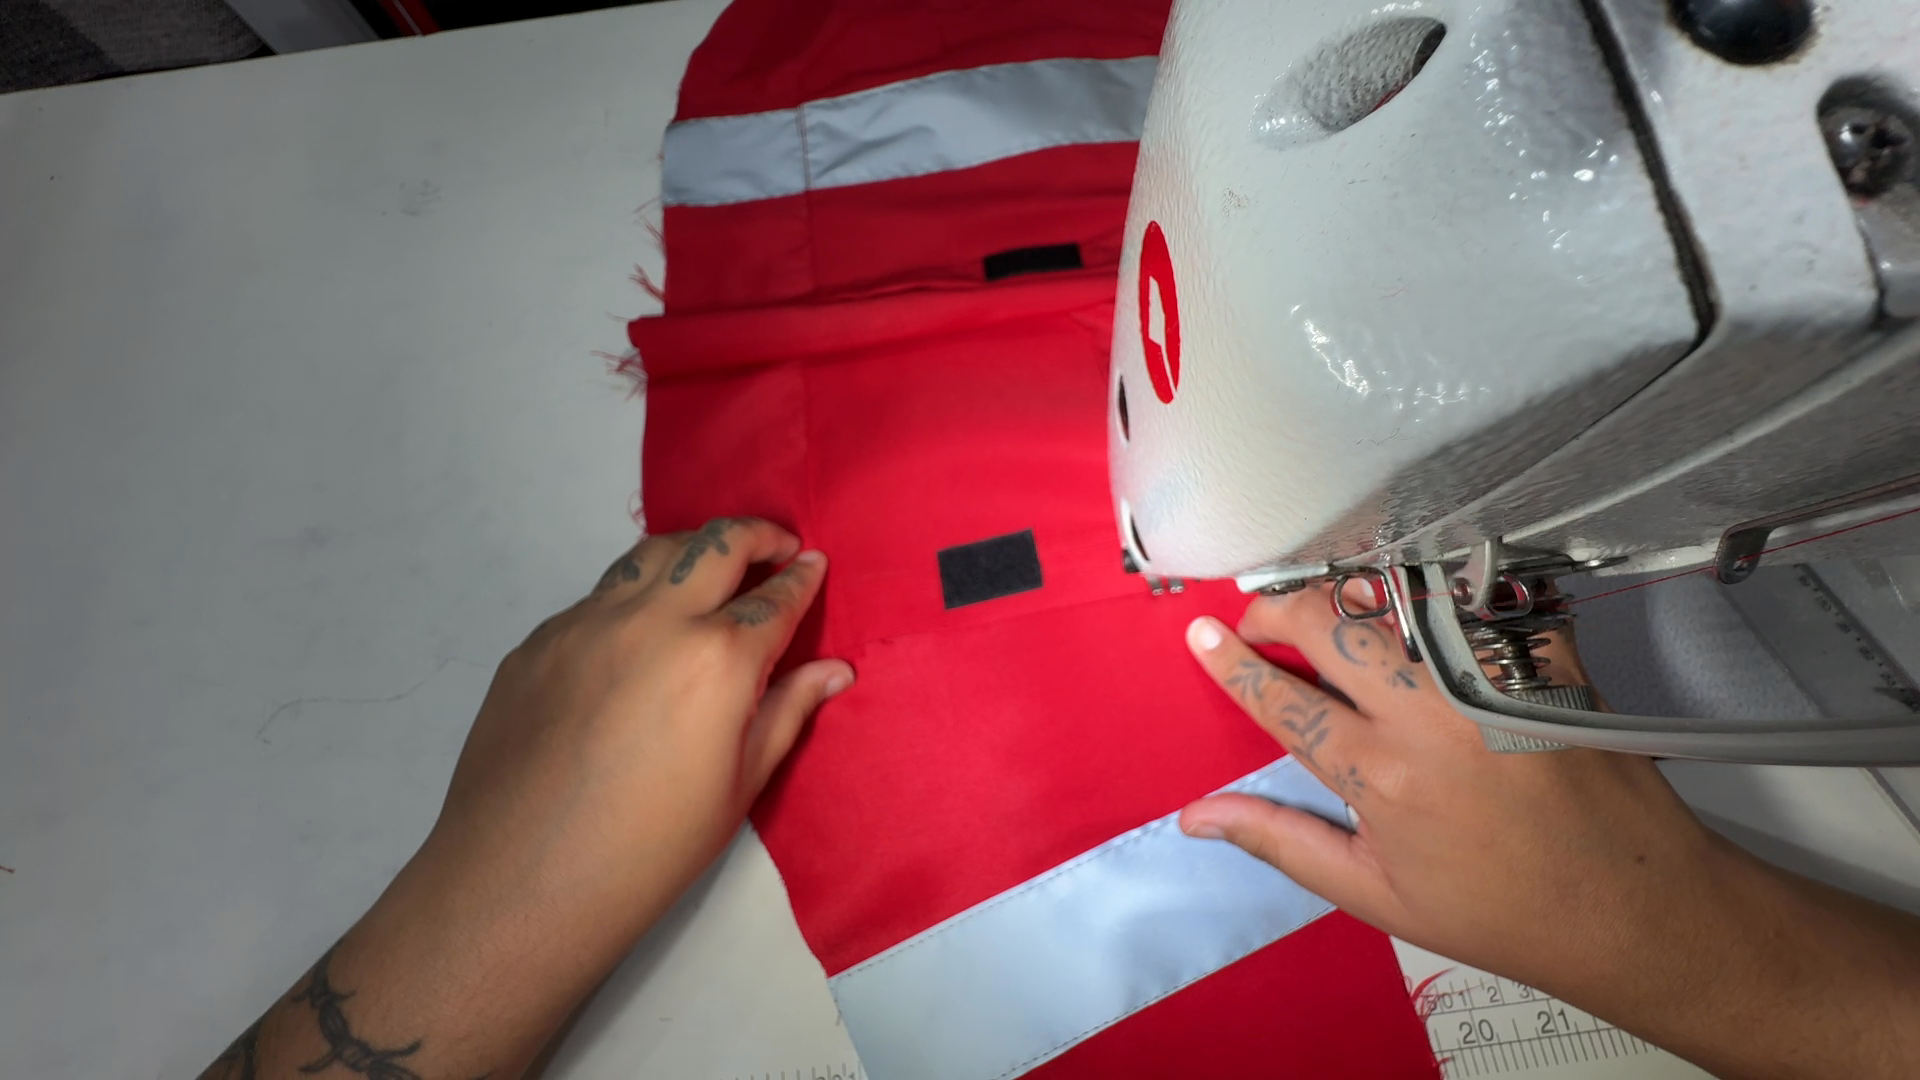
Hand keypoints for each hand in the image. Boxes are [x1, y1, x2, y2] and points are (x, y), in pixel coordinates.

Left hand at [422, 516, 852, 947]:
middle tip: (775, 545)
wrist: (519, 886)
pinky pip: (598, 598)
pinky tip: (638, 637)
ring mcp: (586, 624)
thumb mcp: (742, 783)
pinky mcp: (538, 642)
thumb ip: (789, 709)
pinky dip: (635, 597)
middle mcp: (654, 622)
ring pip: (651, 553)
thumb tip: (837, 670)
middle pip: (716, 545)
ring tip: (711, 570)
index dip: (802, 578)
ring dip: (694, 550)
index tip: (815, 562)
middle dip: (757, 534)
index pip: (774, 598)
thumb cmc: (653, 846)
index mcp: (718, 659)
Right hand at [1177, 586, 1919, 1079]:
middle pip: (1327, 627)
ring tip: (1317, 610)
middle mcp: (1431, 719)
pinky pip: (1467, 604)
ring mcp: (1493, 683)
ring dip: (1338, 596)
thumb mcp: (1374, 894)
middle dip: (1275, 611)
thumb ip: (1278, 841)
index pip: (1281, 701)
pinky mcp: (1543, 665)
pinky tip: (1401, 609)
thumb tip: (1195, 818)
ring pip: (1390, 603)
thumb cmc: (1496, 911)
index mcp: (1382, 778)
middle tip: (1258, 621)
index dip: (1231, 663)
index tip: (1201, 634)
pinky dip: (1422, 597)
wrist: (1648, 915)